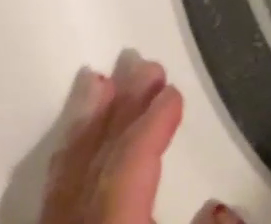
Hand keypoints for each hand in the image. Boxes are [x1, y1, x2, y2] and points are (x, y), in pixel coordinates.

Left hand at [39, 51, 243, 223]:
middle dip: (119, 112)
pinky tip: (75, 140)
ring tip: (96, 81)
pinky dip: (65, 160)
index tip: (171, 90)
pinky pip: (52, 196)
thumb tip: (218, 206)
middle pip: (94, 164)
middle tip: (140, 64)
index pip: (127, 169)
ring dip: (85, 126)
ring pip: (65, 177)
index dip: (150, 128)